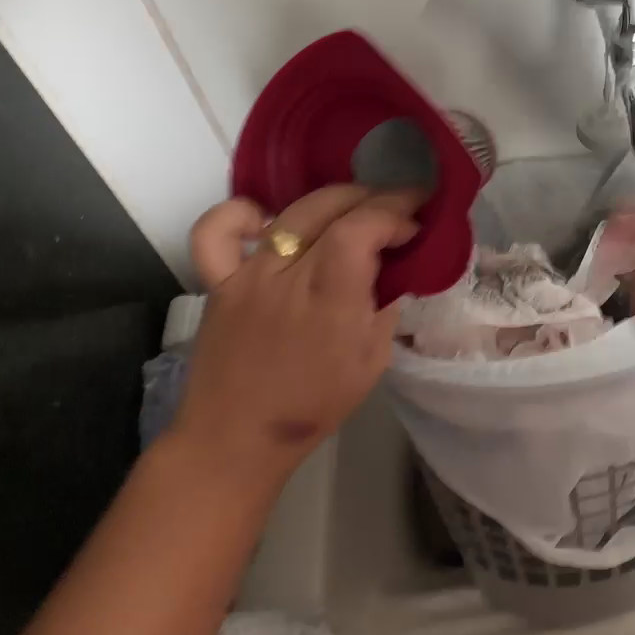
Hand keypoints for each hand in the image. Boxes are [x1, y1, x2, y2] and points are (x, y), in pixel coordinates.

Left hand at [173, 185, 422, 480]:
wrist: (237, 437)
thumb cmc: (316, 404)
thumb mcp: (373, 358)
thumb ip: (385, 306)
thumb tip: (397, 269)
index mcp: (330, 297)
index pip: (362, 226)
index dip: (395, 212)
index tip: (416, 222)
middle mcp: (286, 275)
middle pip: (330, 206)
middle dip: (374, 197)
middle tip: (398, 209)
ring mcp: (247, 275)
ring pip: (290, 211)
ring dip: (333, 200)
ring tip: (355, 209)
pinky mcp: (218, 283)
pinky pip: (217, 233)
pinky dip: (243, 214)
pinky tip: (269, 219)